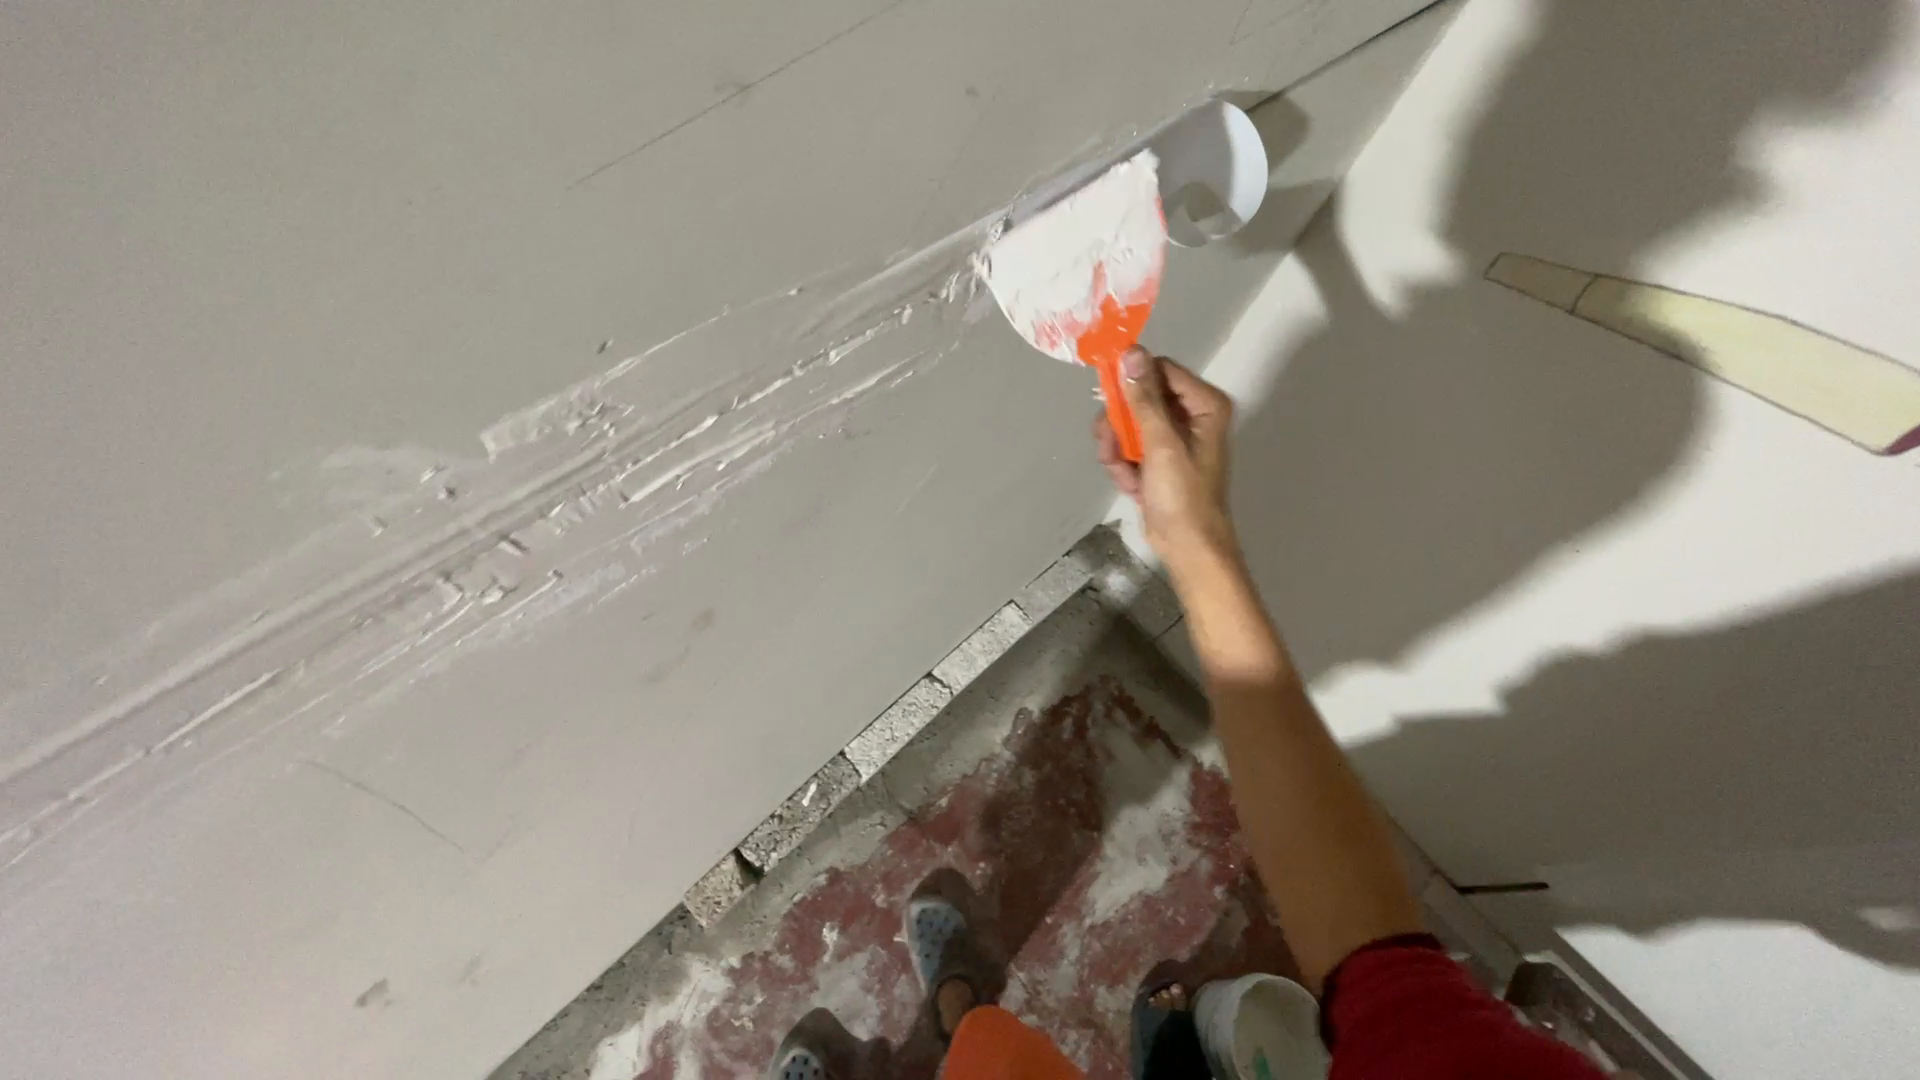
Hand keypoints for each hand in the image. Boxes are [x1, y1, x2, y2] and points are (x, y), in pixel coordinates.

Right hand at [1095, 347, 1238, 575]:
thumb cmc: (1182, 495)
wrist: (1188, 546)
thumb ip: (1144, 398)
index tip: (1106, 394)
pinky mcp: (1158, 460)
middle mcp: (1192, 416)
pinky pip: (1129, 448)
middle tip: (1108, 441)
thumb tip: (1131, 352)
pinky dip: (1123, 465)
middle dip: (1120, 423)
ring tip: (1120, 470)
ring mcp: (1173, 439)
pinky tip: (1129, 484)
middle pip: (1140, 397)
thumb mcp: (1161, 444)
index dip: (1132, 379)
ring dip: (1117, 448)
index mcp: (1204, 405)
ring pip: (1129, 424)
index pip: (1160, 370)